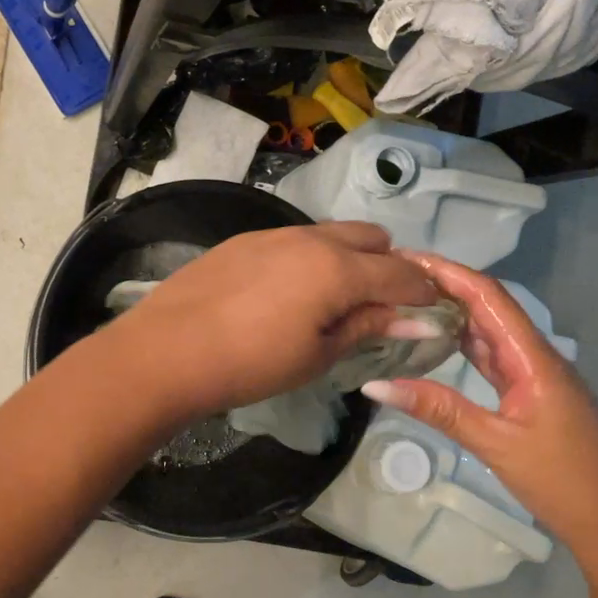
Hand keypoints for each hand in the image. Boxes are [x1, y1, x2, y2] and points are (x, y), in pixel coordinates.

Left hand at [103, 222, 438, 419]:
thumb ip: (366, 327)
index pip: (402, 273)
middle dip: (388, 266)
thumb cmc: (250, 364)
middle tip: (379, 305)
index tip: (430, 311)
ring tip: (333, 298)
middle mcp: (311, 239)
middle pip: (371, 238)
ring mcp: (273, 234)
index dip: (423, 293)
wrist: (167, 349)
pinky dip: (309, 257)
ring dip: (347, 257)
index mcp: (338, 269)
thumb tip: (415, 319)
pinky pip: (293, 239)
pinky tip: (287, 291)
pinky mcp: (242, 240)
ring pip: (330, 233)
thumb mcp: (316, 355)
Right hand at [361, 254, 597, 567]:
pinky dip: (462, 344)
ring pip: (488, 332)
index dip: (448, 272)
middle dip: (443, 286)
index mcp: (533, 358)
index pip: (488, 298)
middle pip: (488, 307)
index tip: (404, 257)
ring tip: (403, 300)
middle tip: (391, 276)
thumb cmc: (563, 480)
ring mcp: (534, 377)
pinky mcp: (530, 396)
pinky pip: (491, 358)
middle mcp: (535, 357)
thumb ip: (437, 409)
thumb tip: (375, 383)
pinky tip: (434, 342)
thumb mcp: (495, 443)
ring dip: (451, 313)